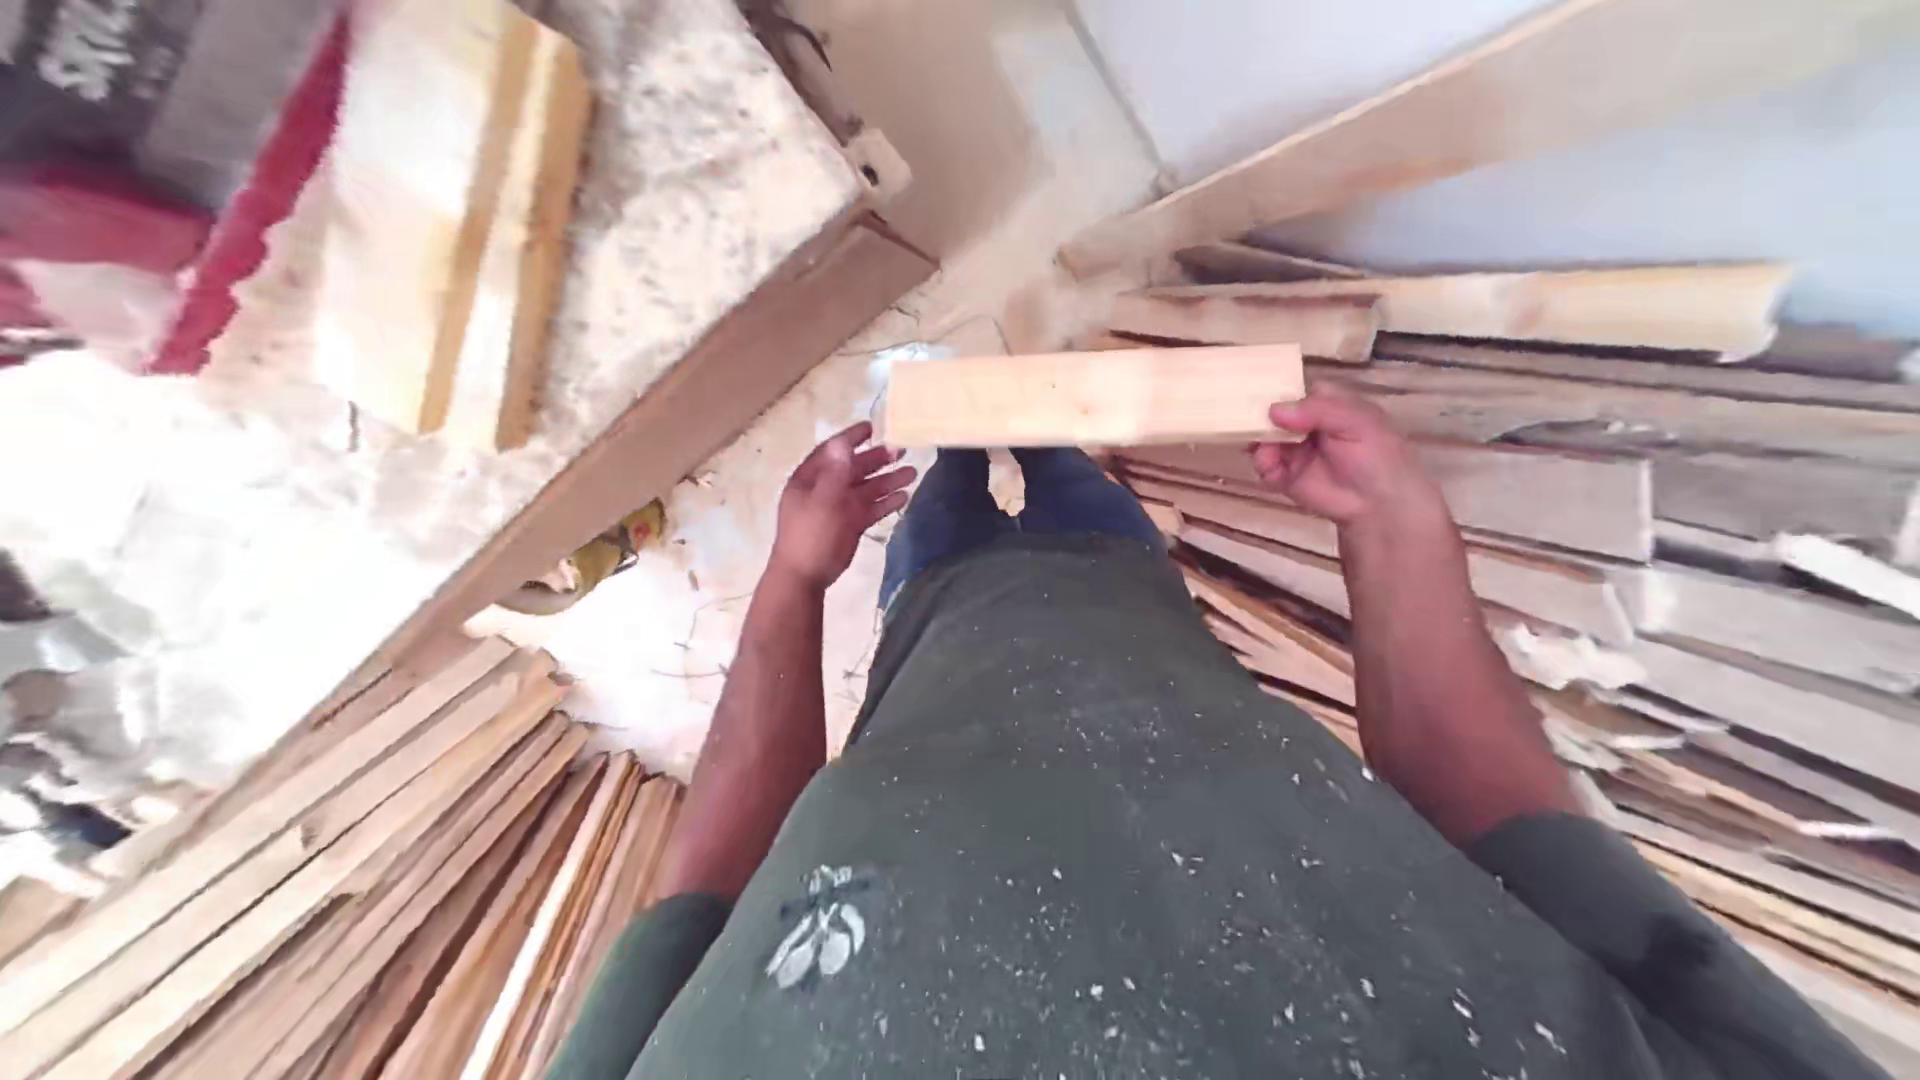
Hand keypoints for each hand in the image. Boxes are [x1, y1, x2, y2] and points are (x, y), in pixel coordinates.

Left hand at [770, 422, 915, 588]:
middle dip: (877, 459)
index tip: (873, 427)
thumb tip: (843, 443)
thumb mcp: (822, 501)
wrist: (804, 576)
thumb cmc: (809, 536)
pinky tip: (905, 496)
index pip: (832, 451)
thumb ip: (835, 473)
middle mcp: (826, 489)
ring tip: (912, 472)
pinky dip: (886, 502)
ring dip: (888, 480)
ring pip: (867, 488)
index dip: (852, 438)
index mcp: (811, 479)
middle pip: (854, 468)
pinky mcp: (851, 524)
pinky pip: (871, 508)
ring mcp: (839, 507)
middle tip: (901, 450)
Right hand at [1250, 382, 1444, 527]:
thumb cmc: (1376, 455)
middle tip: (1257, 435)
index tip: (1259, 399)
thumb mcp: (1356, 423)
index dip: (1276, 394)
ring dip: (1262, 451)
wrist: (1378, 504)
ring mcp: (1292, 451)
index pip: (1293, 391)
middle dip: (1261, 425)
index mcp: (1324, 405)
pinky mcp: (1284, 476)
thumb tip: (1273, 411)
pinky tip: (1277, 477)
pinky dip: (1265, 471)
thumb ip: (1317, 411)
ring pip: (1263, 443)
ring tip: (1269, 461)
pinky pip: (1265, 469)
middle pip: (1271, 417)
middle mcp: (1303, 425)